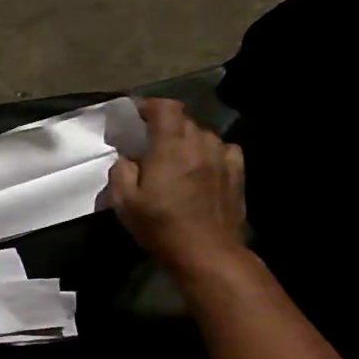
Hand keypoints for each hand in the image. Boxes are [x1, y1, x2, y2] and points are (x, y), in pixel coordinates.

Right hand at [110, 98, 247, 276]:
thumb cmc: (160, 226)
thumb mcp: (123, 202)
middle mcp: (200, 145)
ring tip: (173, 155)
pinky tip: (200, 165)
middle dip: (164, 124)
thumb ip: (121, 171)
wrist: (207, 252)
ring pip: (203, 134)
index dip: (149, 106)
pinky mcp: (237, 173)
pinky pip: (222, 149)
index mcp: (170, 148)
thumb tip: (127, 158)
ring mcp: (223, 158)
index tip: (135, 114)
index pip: (165, 109)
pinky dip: (207, 151)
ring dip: (185, 138)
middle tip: (147, 140)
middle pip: (184, 120)